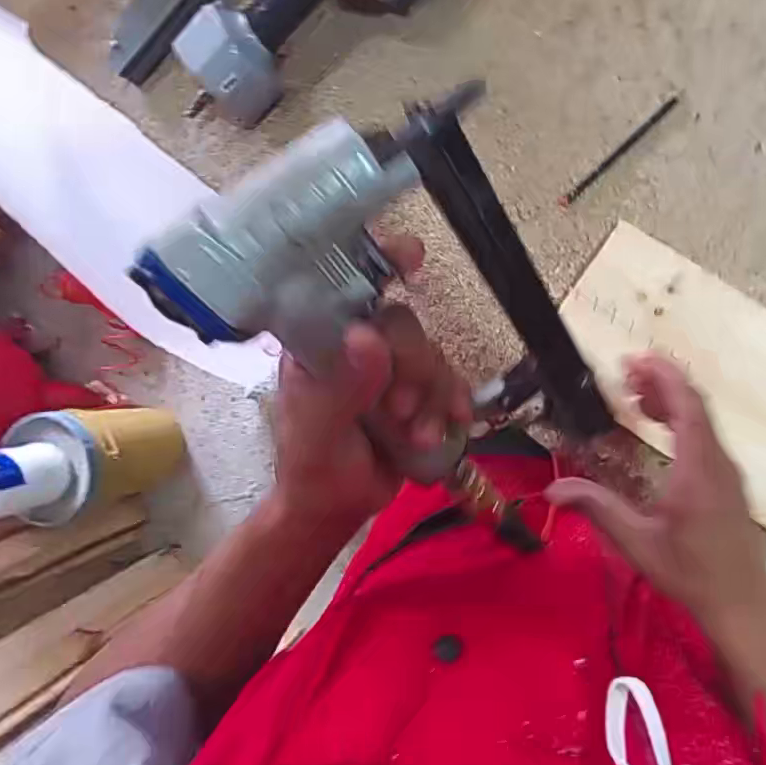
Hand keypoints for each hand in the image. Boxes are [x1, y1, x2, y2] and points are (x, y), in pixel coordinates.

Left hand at [270, 235, 471, 532]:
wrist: (338, 507)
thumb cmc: (312, 466)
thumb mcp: (317, 431)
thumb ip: (342, 386)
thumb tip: (369, 335)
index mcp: (323, 341)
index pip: (347, 288)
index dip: (378, 262)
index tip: (410, 257)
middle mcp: (360, 346)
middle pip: (404, 326)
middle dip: (411, 368)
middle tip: (398, 411)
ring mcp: (393, 368)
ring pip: (432, 355)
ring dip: (432, 396)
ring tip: (416, 436)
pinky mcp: (421, 391)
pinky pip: (450, 381)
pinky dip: (453, 402)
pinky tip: (453, 425)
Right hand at [547, 353, 765, 636]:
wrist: (741, 603)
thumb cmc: (691, 573)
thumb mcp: (638, 543)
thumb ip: (597, 509)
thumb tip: (552, 490)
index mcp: (698, 468)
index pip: (686, 406)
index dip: (663, 377)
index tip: (635, 360)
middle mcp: (718, 460)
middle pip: (695, 404)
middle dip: (663, 381)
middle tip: (627, 374)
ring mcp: (728, 469)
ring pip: (702, 418)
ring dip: (672, 400)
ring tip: (636, 397)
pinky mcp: (729, 480)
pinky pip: (706, 434)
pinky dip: (682, 419)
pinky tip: (660, 427)